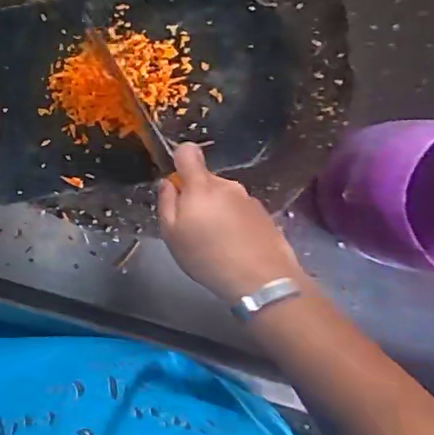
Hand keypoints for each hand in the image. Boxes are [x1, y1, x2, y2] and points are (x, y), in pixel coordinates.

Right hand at [158, 142, 304, 302]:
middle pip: (205, 179)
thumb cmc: (207, 256)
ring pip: (224, 195)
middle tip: (193, 224)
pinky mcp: (266, 216)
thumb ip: (166, 202)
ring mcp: (250, 200)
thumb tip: (168, 184)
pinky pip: (240, 210)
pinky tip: (234, 245)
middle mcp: (227, 186)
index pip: (188, 153)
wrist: (263, 282)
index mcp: (200, 186)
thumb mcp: (171, 234)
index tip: (176, 179)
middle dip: (196, 194)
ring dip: (216, 209)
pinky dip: (234, 221)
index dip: (179, 158)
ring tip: (215, 239)